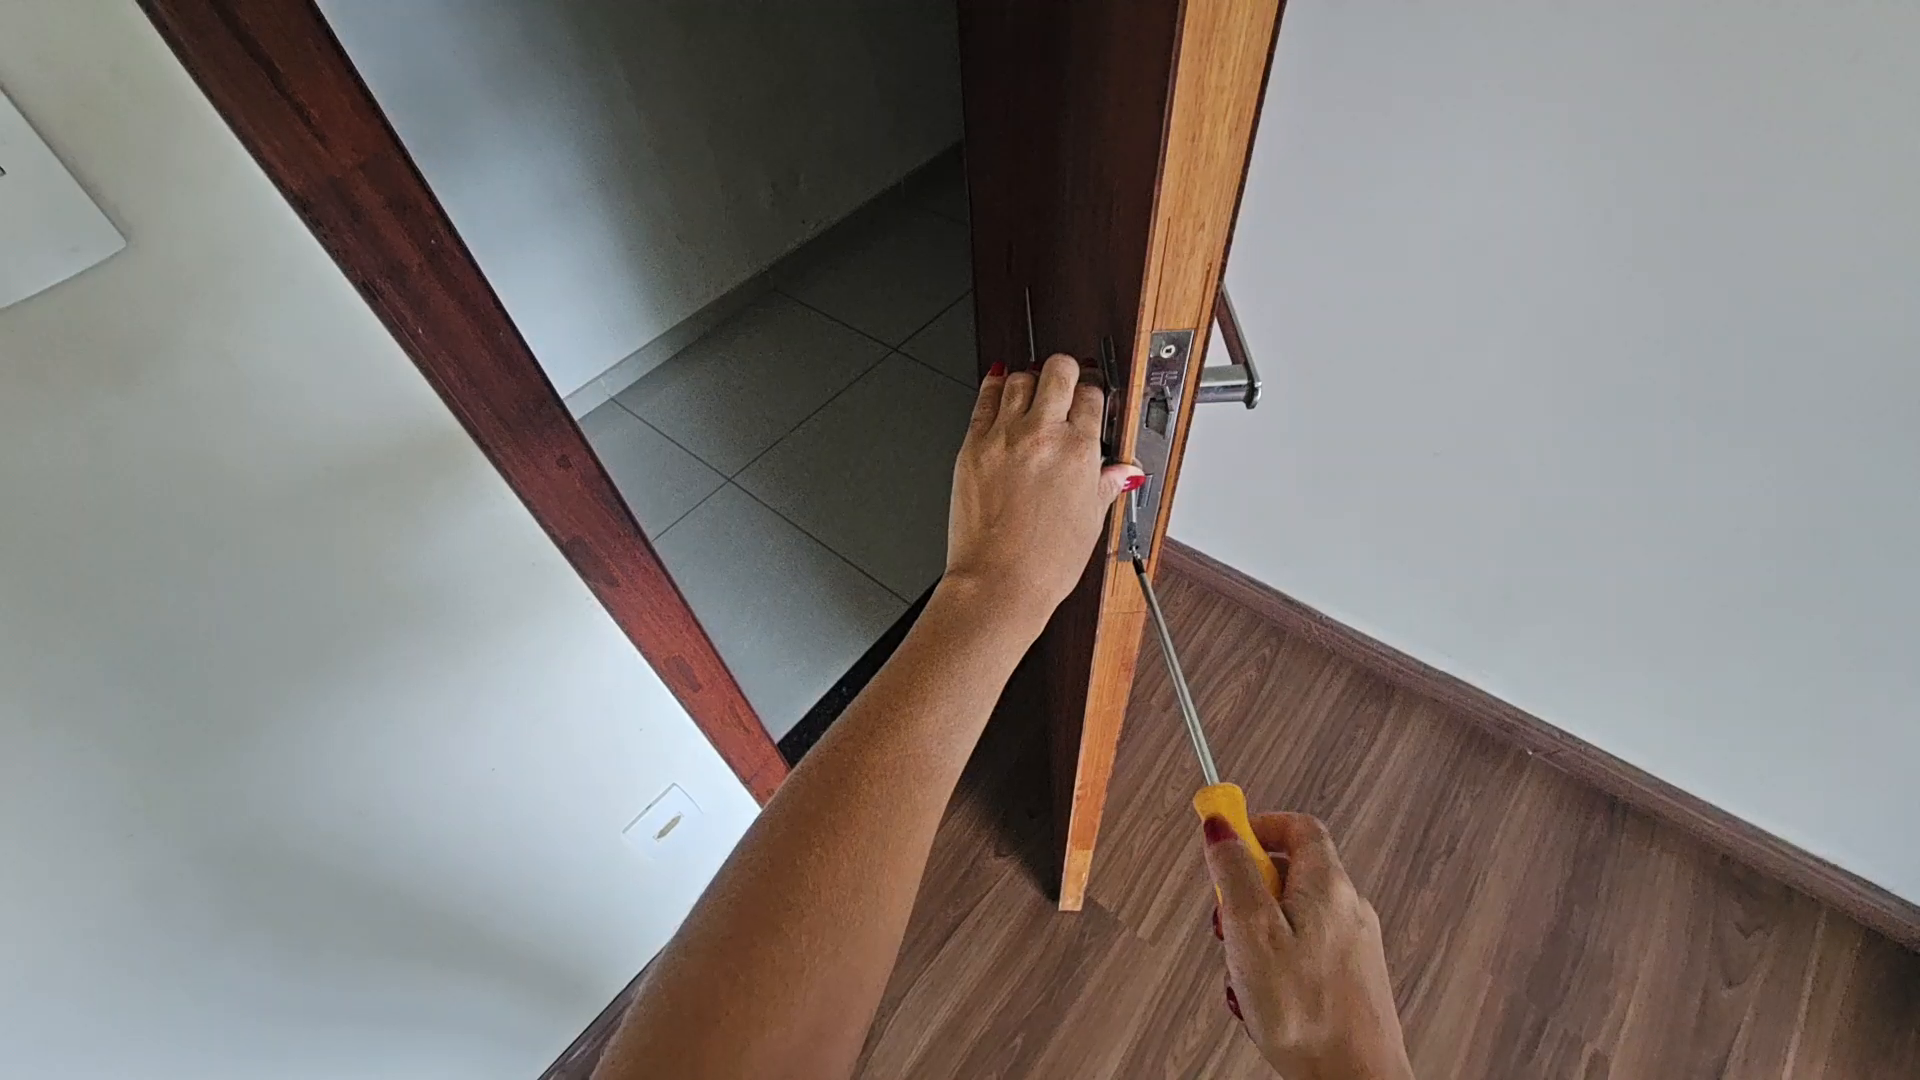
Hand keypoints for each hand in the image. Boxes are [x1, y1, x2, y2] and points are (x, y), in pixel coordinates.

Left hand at [944, 353, 1141, 624]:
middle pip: (1058, 371)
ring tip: (1032, 392)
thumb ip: (1106, 484)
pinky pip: (984, 401)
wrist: (998, 582)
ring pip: (1019, 379)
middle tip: (1065, 382)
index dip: (1093, 393)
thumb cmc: (1044, 562)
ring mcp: (1004, 438)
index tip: (1089, 398)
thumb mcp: (1090, 521)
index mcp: (1079, 452)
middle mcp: (1042, 436)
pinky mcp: (972, 447)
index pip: (1093, 395)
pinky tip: (1000, 388)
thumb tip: (1123, 471)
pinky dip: (994, 389)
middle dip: (1066, 371)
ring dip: (1029, 381)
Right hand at [1202, 812, 1412, 1079]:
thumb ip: (1233, 871)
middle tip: (1228, 916)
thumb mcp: (1251, 930)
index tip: (1223, 834)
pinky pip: (1300, 949)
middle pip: (1287, 870)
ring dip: (1254, 932)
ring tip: (1244, 967)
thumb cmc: (1309, 1017)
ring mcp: (1352, 945)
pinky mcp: (1350, 979)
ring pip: (1289, 914)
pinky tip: (1262, 994)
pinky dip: (1273, 961)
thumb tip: (1219, 824)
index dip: (1256, 824)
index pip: (1295, 824)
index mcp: (1327, 886)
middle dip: (1246, 888)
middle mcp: (1347, 908)